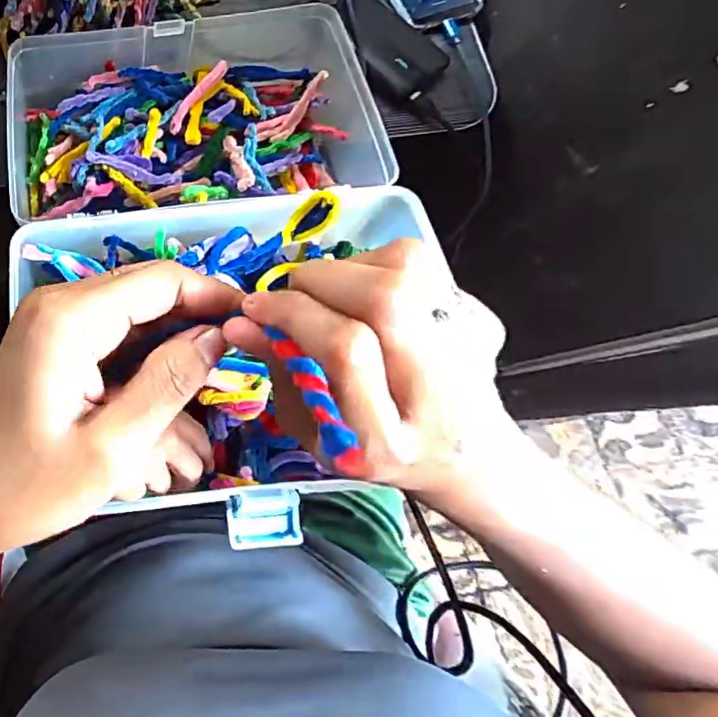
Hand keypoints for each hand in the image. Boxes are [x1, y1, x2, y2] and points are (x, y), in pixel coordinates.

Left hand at [0, 262, 241, 567]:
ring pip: (134, 307)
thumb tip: (217, 335)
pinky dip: (146, 348)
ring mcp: (50, 317)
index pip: (161, 280)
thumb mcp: (109, 449)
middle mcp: (58, 302)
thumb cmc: (24, 488)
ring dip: (175, 334)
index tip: (256, 327)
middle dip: (198, 315)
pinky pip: (113, 327)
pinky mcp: (51, 337)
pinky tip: (172, 380)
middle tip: (243, 357)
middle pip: (147, 287)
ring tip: (215, 374)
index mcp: (69, 319)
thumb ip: (167, 384)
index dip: (214, 296)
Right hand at [223, 239, 517, 502]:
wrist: (465, 455)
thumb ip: (280, 372)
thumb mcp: (314, 428)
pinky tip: (359, 288)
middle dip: (317, 283)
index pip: (347, 349)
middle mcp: (437, 390)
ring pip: (403, 270)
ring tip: (324, 291)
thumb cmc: (373, 448)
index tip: (255, 308)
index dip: (294, 314)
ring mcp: (466, 348)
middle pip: (382, 300)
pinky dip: (372, 262)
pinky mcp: (478, 315)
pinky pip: (417, 261)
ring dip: (344, 268)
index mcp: (385, 437)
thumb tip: (239, 322)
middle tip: (290, 295)